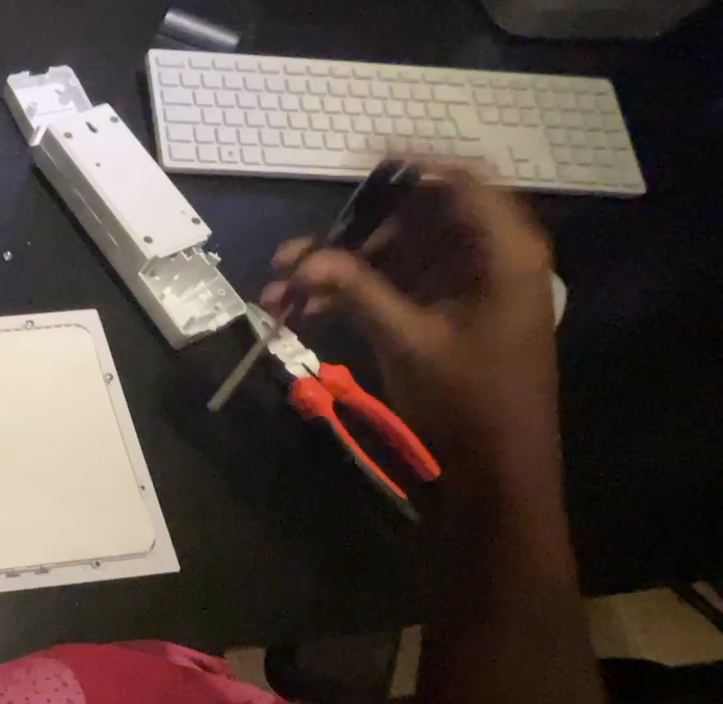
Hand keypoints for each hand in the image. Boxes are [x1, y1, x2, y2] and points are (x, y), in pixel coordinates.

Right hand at [262, 167, 559, 476]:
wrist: (490, 462)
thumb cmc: (466, 397)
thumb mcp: (408, 341)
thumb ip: (357, 293)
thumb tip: (301, 262)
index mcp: (500, 253)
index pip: (460, 184)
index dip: (410, 169)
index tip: (355, 166)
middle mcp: (481, 261)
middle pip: (412, 224)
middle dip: (347, 238)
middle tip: (290, 258)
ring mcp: (455, 291)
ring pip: (388, 261)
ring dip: (334, 273)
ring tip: (279, 292)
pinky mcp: (432, 318)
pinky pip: (382, 293)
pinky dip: (343, 299)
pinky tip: (300, 315)